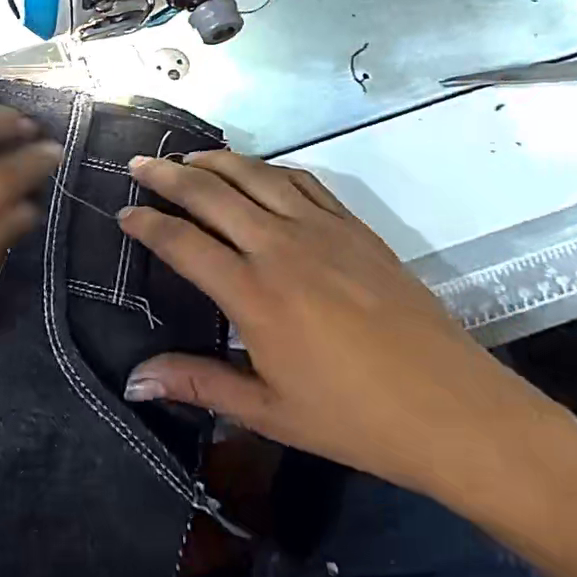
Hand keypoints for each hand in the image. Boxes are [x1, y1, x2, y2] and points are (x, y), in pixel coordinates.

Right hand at [117, 152, 563, 495]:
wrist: (452, 408)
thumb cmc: (353, 418)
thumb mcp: (268, 410)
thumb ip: (198, 383)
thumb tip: (132, 381)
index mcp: (254, 293)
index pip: (183, 243)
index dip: (147, 224)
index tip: (123, 214)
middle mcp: (281, 247)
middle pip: (213, 193)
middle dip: (169, 175)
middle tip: (139, 165)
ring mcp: (323, 230)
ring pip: (257, 176)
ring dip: (217, 161)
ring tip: (187, 157)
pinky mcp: (356, 229)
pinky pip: (304, 182)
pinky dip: (270, 170)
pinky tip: (258, 173)